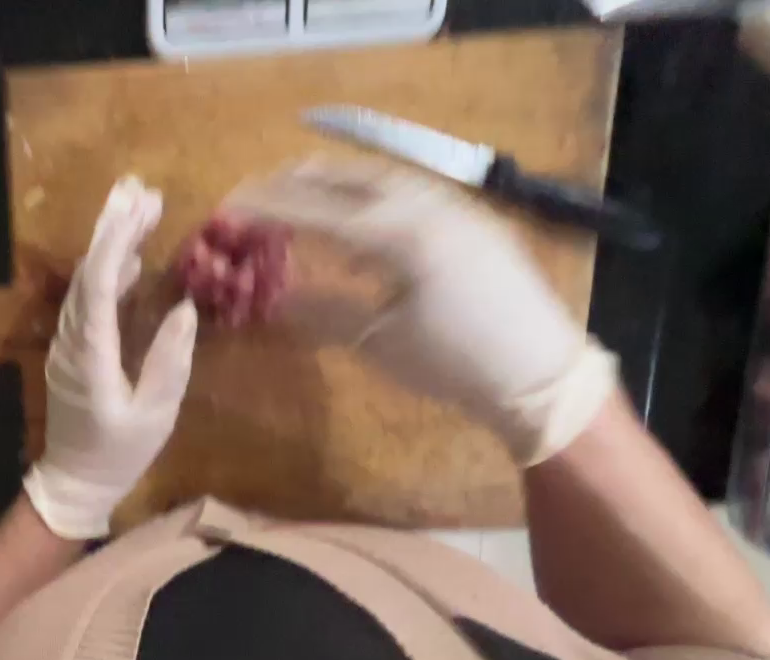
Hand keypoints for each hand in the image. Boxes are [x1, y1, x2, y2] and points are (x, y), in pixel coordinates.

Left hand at [22, 177, 198, 539]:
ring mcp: (66, 348)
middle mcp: (71, 343)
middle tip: (139, 189)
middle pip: (87, 275)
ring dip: (109, 248)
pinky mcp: (71, 355)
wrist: (73, 483)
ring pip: (83, 287)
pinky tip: (130, 264)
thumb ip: (169, 361)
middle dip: (112, 230)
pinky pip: (86, 305)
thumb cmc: (118, 455)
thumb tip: (184, 311)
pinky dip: (106, 277)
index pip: (98, 287)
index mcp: (91, 356)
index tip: (140, 207)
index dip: (117, 243)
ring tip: (139, 211)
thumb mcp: (154, 415)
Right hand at [228, 160, 617, 464]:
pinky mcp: (469, 220)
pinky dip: (368, 197)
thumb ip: (323, 313)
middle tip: (257, 191)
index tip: (230, 206)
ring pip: (381, 178)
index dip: (268, 208)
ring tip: (298, 195)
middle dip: (297, 181)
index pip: (317, 211)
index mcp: (399, 236)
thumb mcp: (379, 342)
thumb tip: (274, 300)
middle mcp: (426, 206)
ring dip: (333, 183)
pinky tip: (357, 220)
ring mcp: (453, 207)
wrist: (539, 373)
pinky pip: (408, 193)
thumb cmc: (453, 364)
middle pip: (348, 177)